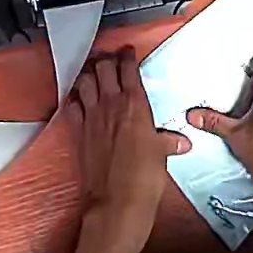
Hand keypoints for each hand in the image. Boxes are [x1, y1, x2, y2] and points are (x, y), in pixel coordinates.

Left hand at [71, 47, 190, 238]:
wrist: (118, 200)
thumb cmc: (145, 176)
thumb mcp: (162, 153)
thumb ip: (168, 142)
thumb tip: (181, 142)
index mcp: (135, 103)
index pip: (128, 68)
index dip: (126, 56)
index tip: (127, 51)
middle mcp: (111, 103)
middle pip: (102, 67)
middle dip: (106, 60)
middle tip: (109, 59)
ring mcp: (92, 116)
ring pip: (85, 81)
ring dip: (88, 74)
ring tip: (93, 73)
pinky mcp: (78, 131)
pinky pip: (72, 105)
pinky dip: (74, 97)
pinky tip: (77, 98)